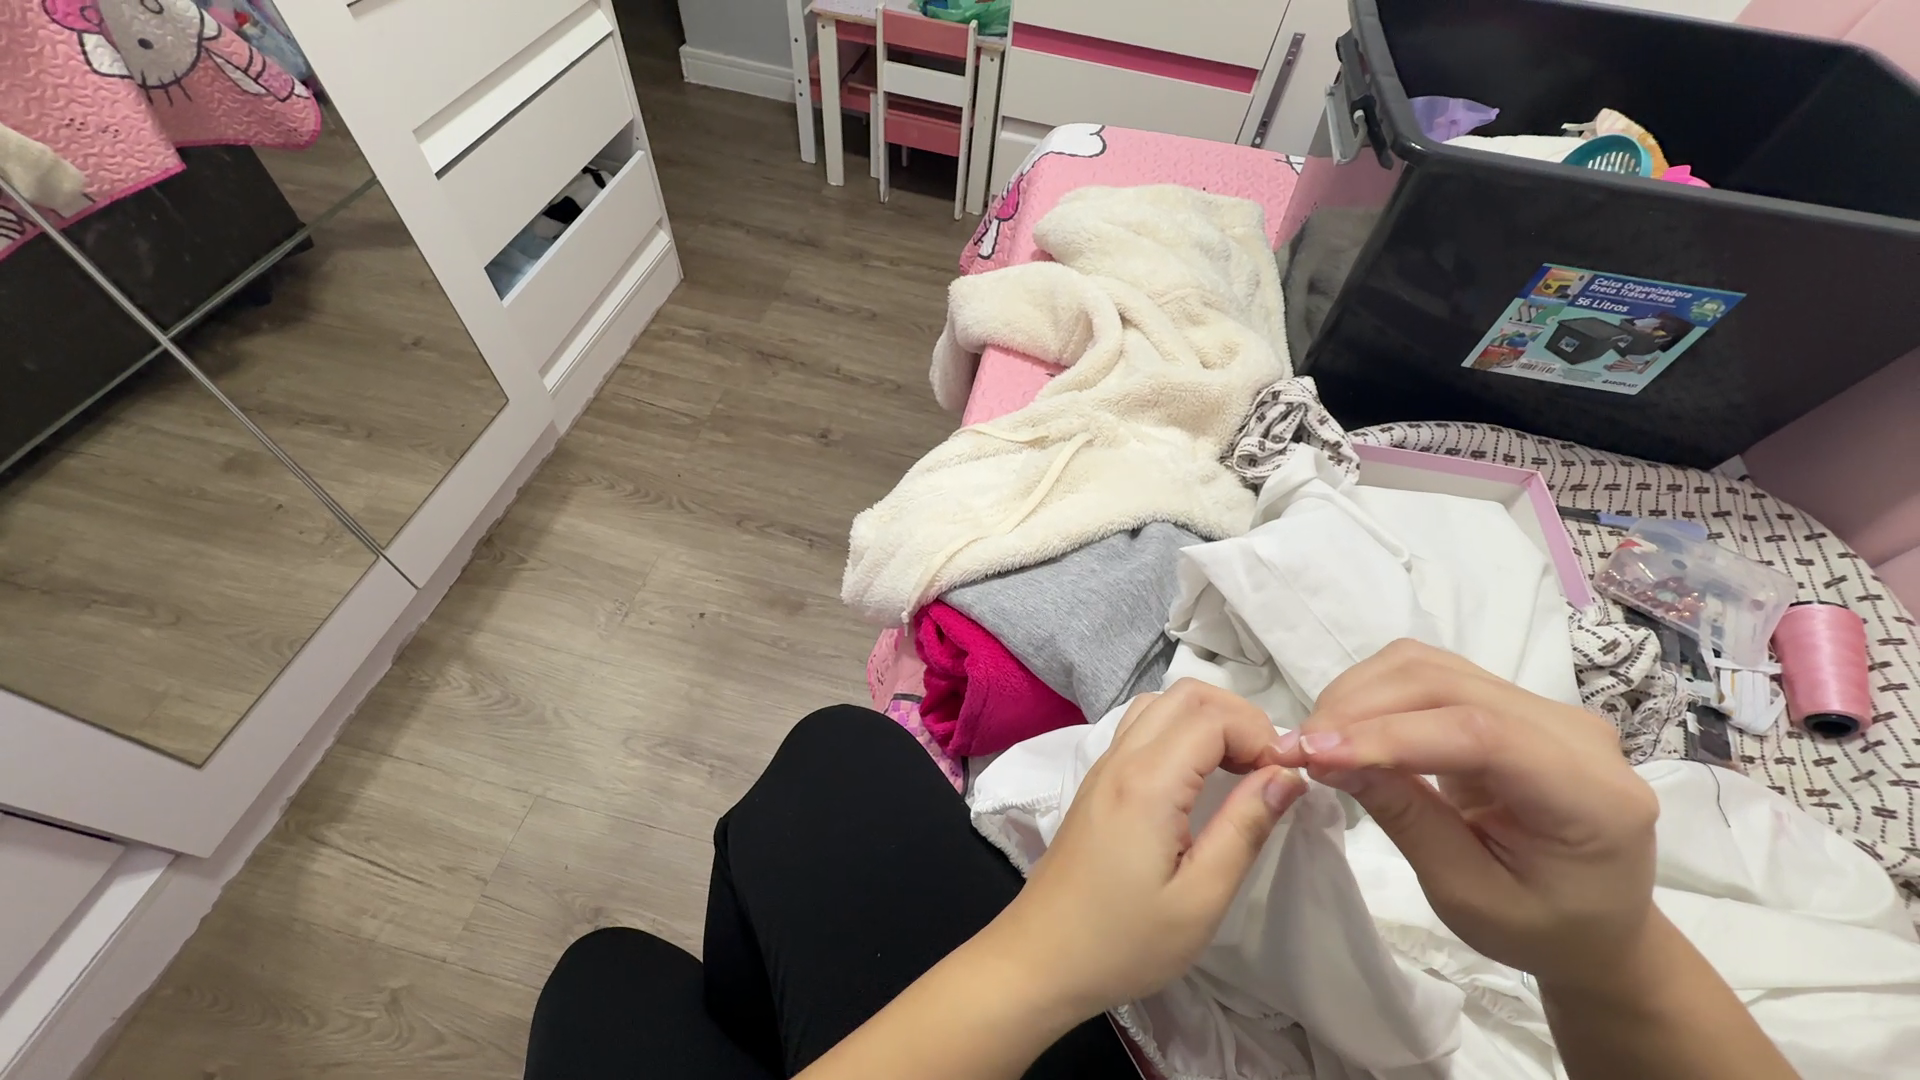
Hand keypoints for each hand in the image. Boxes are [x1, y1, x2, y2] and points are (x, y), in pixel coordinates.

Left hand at [983, 679, 1306, 1021]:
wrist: (1042, 956)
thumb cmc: (1124, 940)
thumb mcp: (1200, 899)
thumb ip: (1245, 829)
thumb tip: (1286, 775)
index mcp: (1147, 782)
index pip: (1212, 717)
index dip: (1258, 734)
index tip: (1284, 778)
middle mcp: (1121, 758)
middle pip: (1185, 694)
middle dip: (1237, 716)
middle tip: (1266, 768)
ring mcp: (1103, 766)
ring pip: (1159, 704)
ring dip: (1206, 718)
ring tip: (1237, 769)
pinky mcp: (1096, 781)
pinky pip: (1140, 727)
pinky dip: (1179, 731)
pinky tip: (1197, 776)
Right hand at [1272, 640, 1659, 994]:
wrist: (1592, 924)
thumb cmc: (1539, 928)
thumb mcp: (1468, 894)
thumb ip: (1406, 819)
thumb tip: (1325, 758)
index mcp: (1592, 794)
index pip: (1479, 734)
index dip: (1388, 735)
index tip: (1312, 755)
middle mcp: (1572, 730)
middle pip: (1444, 684)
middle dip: (1358, 709)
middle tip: (1298, 750)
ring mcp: (1539, 705)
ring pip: (1426, 665)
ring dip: (1357, 694)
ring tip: (1317, 740)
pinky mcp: (1504, 698)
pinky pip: (1425, 671)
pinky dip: (1371, 691)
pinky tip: (1347, 726)